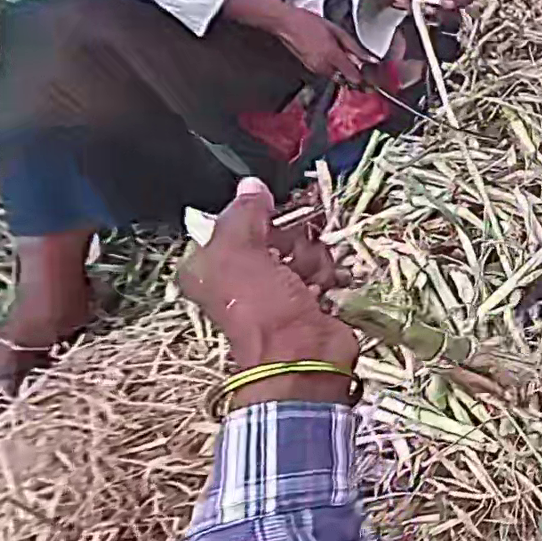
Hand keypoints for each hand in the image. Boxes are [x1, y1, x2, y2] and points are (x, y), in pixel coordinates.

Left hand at [179, 177, 358, 404]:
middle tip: (293, 260)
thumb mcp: (238, 251)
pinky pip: (324, 273)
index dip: (261, 218)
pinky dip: (329, 279)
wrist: (303, 355)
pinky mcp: (311, 301)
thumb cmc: (260, 306)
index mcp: (212, 265)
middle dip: (294, 243)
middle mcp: (243, 278)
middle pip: (278, 237)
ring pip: (305, 254)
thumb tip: (252, 185)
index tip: (277, 217)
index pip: (240, 223)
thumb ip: (243, 213)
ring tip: (312, 282)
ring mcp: (279, 291)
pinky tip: (325, 291)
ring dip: (314, 262)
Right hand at [221, 0, 373, 85]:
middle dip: (354, 75)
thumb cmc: (309, 22)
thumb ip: (354, 47)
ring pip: (337, 77)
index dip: (365, 80)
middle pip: (347, 80)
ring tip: (343, 57)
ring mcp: (317, 70)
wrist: (284, 23)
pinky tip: (331, 56)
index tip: (372, 79)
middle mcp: (325, 67)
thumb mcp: (337, 31)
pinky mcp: (311, 69)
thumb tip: (370, 59)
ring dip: (343, 72)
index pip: (354, 77)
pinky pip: (327, 73)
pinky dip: (333, 69)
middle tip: (359, 67)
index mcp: (333, 56)